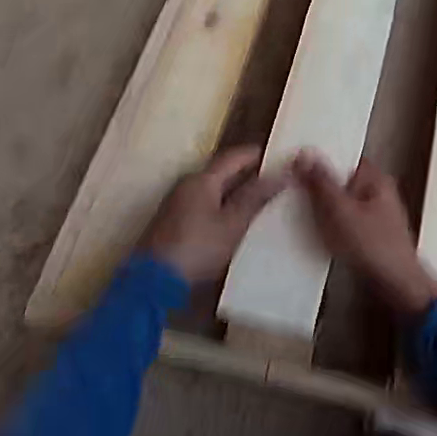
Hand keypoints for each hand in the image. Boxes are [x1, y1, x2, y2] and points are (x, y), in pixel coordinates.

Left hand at [142, 146, 289, 283]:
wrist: (154, 281)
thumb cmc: (198, 248)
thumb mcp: (233, 223)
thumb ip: (256, 197)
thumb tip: (282, 172)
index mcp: (202, 179)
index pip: (234, 156)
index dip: (257, 154)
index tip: (280, 157)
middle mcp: (187, 184)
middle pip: (221, 171)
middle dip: (248, 173)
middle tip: (275, 179)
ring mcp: (177, 203)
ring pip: (213, 187)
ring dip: (235, 190)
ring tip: (261, 199)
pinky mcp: (172, 221)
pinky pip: (204, 202)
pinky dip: (222, 204)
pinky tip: (235, 219)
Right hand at [293, 151, 436, 316]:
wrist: (395, 285)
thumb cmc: (374, 246)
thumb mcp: (340, 210)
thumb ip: (321, 182)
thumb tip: (305, 155)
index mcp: (377, 180)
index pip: (345, 158)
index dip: (321, 161)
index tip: (297, 166)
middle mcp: (379, 194)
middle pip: (341, 183)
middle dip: (319, 188)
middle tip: (295, 191)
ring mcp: (376, 217)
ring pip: (342, 205)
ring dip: (323, 210)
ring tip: (302, 214)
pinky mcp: (370, 237)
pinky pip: (344, 225)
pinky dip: (331, 228)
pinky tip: (318, 236)